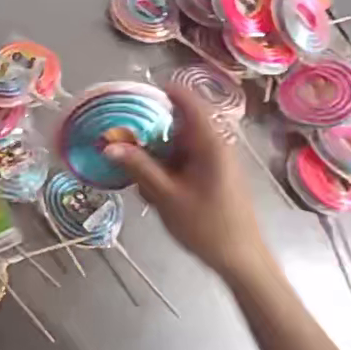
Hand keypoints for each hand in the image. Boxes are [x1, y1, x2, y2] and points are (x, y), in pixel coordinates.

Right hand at [104, 85, 271, 278]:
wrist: (240, 258)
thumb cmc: (206, 225)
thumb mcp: (166, 196)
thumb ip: (139, 168)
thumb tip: (110, 146)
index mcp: (209, 144)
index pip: (188, 102)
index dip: (164, 91)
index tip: (136, 90)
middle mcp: (215, 147)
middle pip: (179, 125)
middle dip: (150, 132)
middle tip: (121, 138)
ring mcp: (215, 163)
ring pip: (179, 148)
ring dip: (156, 157)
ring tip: (135, 174)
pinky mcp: (213, 178)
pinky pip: (184, 164)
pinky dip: (166, 171)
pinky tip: (152, 192)